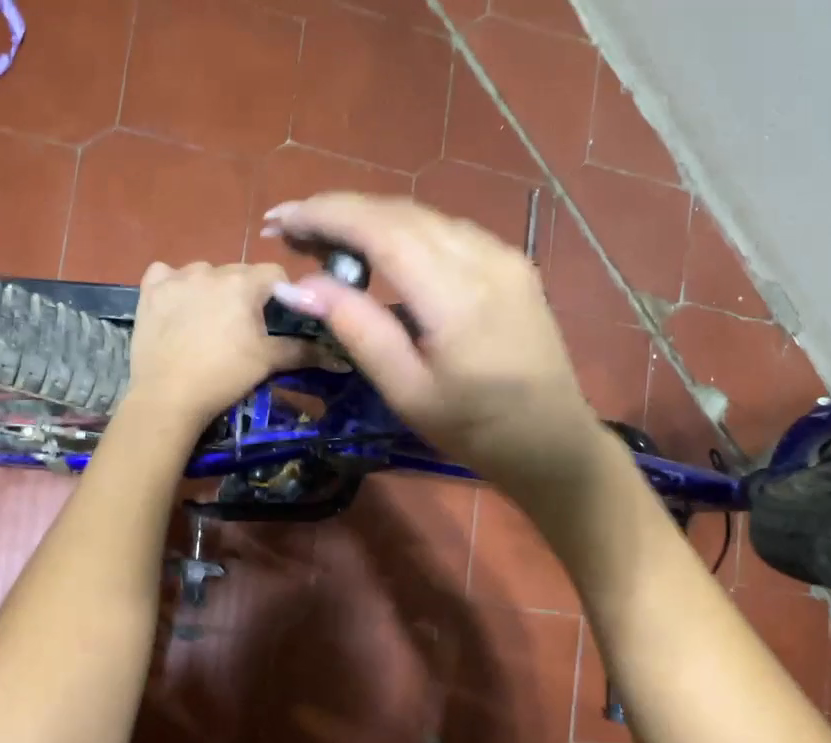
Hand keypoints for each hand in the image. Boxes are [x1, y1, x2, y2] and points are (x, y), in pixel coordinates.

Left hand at [122, 260, 304, 428]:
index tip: (277, 319)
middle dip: (245, 295)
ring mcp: (176, 277)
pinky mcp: (149, 290)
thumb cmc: (223, 377)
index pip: (274, 273)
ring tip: (207, 324)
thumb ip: (303, 350)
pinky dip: (174, 287)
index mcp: (243, 282)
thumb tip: (339, 356)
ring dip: (210, 290)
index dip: (280, 294)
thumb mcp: (267, 362)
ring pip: (203, 274)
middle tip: (241, 330)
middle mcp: (210, 270)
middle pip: (238, 273)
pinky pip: (166, 275)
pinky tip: (176, 309)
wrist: (167, 397)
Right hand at [263, 194, 607, 489]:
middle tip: (289, 230)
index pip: (381, 229)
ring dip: (370, 220)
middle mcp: (485, 258)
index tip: (279, 221)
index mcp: (457, 295)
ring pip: (424, 218)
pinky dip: (404, 233)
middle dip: (340, 212)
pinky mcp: (511, 264)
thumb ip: (356, 330)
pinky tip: (378, 251)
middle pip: (401, 213)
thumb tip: (297, 286)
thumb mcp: (407, 391)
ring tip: (323, 239)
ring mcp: (504, 256)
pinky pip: (448, 232)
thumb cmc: (474, 429)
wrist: (552, 442)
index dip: (325, 216)